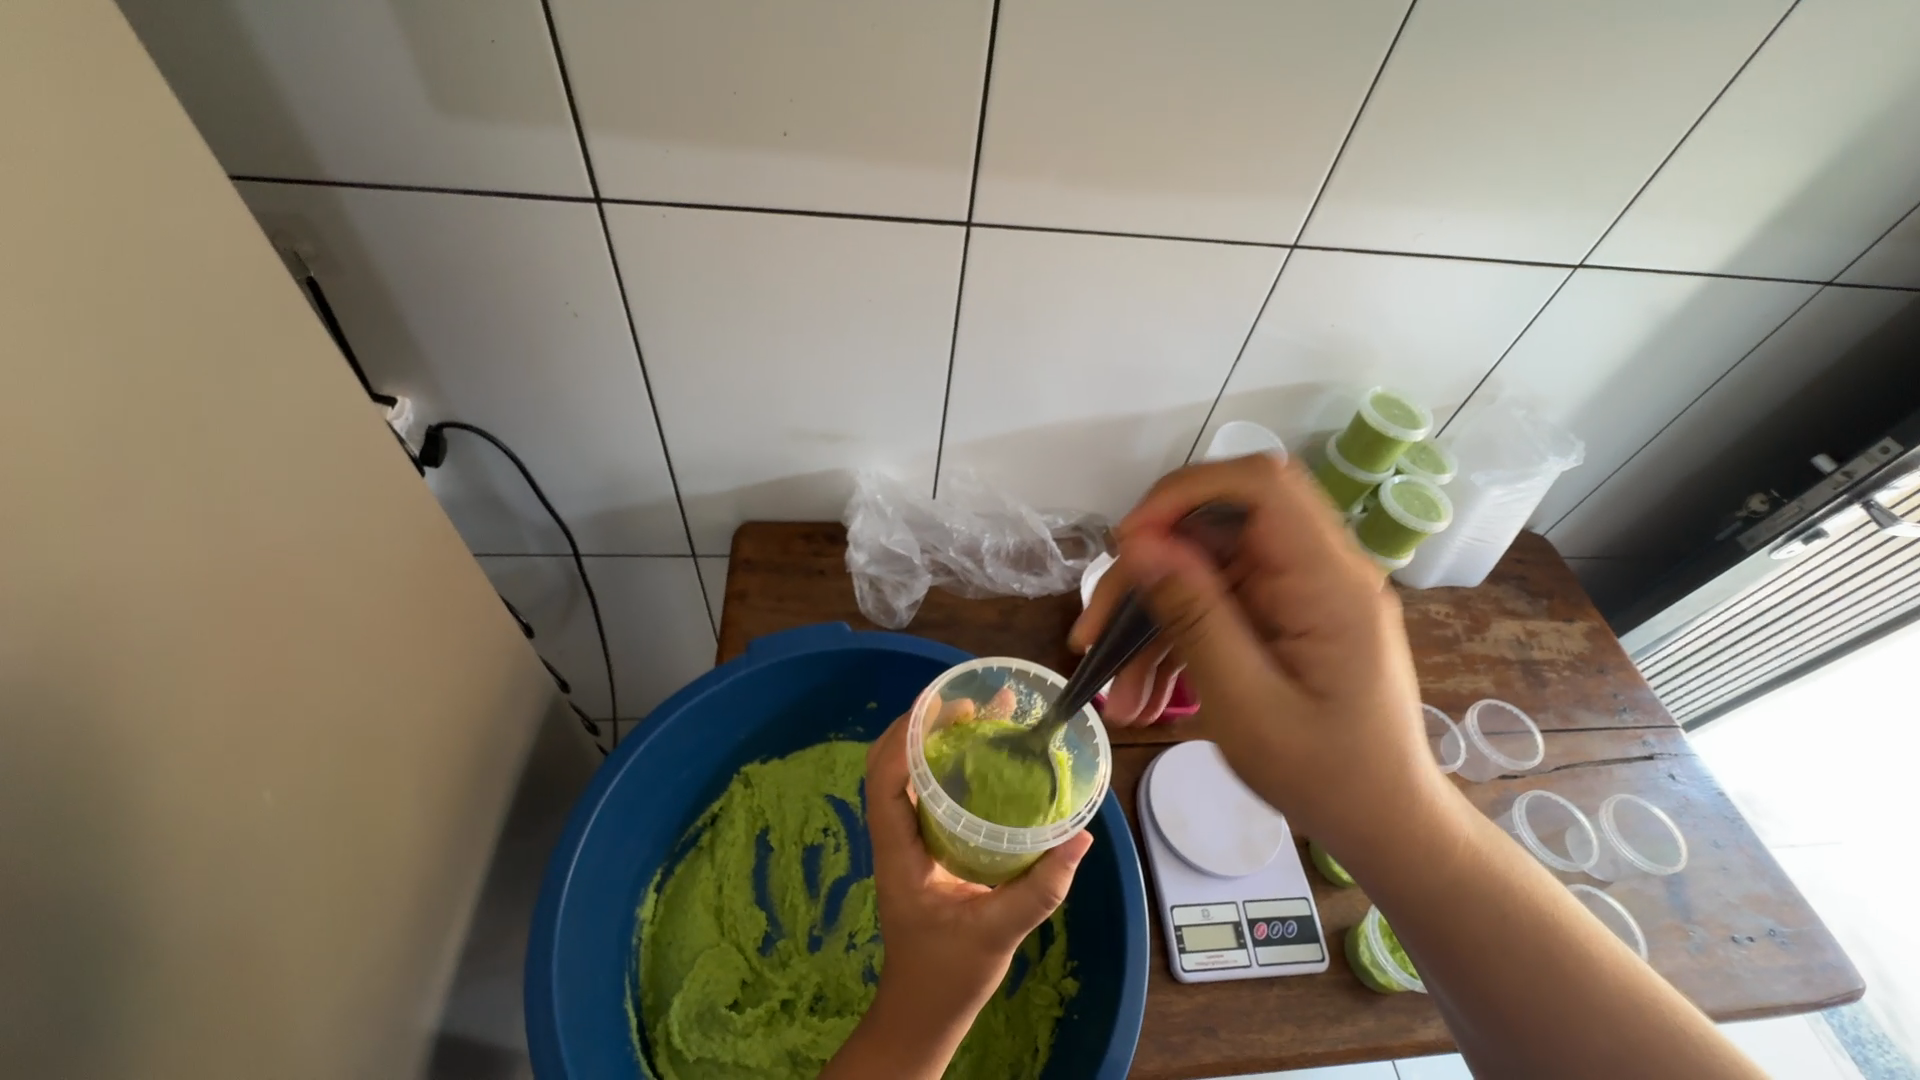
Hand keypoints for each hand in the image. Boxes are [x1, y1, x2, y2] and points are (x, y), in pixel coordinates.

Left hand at [822, 717, 1092, 1078]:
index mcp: (898, 854)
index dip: (904, 738)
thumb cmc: (949, 975)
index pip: (883, 782)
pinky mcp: (921, 848)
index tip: (941, 708)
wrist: (923, 1011)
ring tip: (976, 714)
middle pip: (889, 766)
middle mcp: (894, 839)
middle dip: (920, 727)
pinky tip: (978, 758)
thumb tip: (1080, 839)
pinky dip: (943, 766)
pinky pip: (923, 794)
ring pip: (904, 776)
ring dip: (930, 741)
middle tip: (967, 702)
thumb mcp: (998, 933)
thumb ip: (1040, 890)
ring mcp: (904, 842)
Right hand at [1083, 455, 1443, 857]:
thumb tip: (1140, 544)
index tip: (1127, 545)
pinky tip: (1144, 698)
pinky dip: (1173, 646)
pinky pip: (1213, 609)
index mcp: (1326, 579)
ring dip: (1149, 625)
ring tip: (1117, 696)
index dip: (1183, 494)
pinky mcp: (1282, 618)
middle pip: (1211, 532)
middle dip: (1143, 578)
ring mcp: (1297, 594)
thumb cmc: (1327, 775)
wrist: (1384, 823)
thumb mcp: (1246, 703)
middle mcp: (1315, 570)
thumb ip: (1193, 616)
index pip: (1259, 485)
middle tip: (1093, 633)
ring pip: (1200, 573)